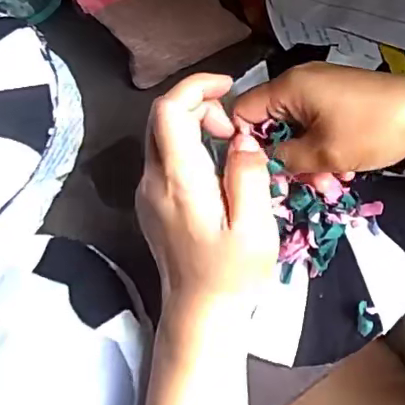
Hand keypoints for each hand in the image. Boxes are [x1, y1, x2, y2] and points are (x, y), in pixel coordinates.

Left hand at [138, 74, 278, 324]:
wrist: (201, 318)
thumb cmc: (232, 276)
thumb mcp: (255, 226)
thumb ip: (249, 174)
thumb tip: (243, 138)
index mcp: (179, 182)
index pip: (168, 112)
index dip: (195, 86)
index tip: (229, 87)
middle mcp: (154, 182)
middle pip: (161, 117)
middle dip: (200, 103)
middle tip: (236, 127)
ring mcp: (149, 193)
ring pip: (162, 135)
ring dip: (197, 122)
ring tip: (233, 143)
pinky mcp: (154, 203)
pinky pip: (167, 155)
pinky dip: (192, 142)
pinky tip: (220, 164)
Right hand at [229, 63, 404, 175]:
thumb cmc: (373, 129)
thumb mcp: (323, 153)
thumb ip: (284, 160)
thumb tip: (263, 162)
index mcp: (290, 85)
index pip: (243, 111)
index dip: (245, 143)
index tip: (260, 171)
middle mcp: (303, 81)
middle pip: (273, 123)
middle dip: (287, 157)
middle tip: (307, 184)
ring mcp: (325, 88)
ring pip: (299, 129)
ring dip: (310, 158)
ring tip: (334, 181)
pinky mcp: (343, 99)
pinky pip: (320, 125)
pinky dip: (326, 147)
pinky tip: (346, 167)